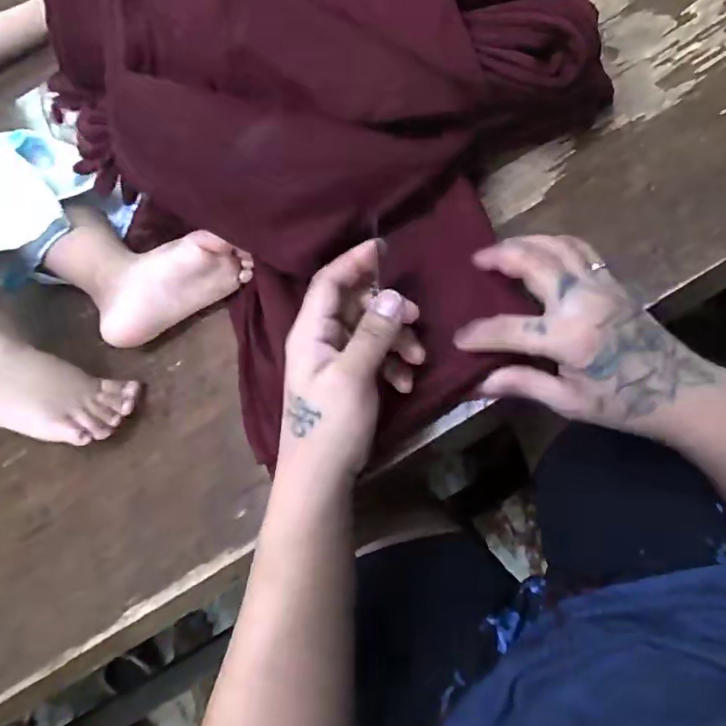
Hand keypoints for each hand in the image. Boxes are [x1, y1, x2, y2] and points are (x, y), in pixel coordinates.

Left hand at [278, 239, 424, 479]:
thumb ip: (374, 332)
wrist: (319, 478)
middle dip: (387, 308)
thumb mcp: (353, 374)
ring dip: (396, 339)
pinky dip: (391, 362)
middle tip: (416, 316)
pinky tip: (406, 380)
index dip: (354, 261)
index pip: (328, 281)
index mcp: (309, 332)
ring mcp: (332, 361)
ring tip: (416, 358)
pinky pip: (372, 356)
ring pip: (369, 331)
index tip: (384, 246)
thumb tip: (395, 294)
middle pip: (354, 305)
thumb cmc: (329, 423)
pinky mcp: (347, 380)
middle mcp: (318, 340)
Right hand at [454, 236, 725, 437]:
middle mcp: (580, 300)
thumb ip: (523, 383)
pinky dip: (554, 243)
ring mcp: (600, 286)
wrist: (681, 391)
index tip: (458, 338)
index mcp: (566, 337)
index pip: (507, 329)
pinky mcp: (613, 282)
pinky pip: (579, 249)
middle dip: (499, 257)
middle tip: (476, 259)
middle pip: (531, 263)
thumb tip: (479, 383)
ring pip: (556, 245)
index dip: (478, 334)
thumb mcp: (569, 401)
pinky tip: (542, 249)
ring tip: (504, 248)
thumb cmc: (623, 403)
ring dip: (526, 241)